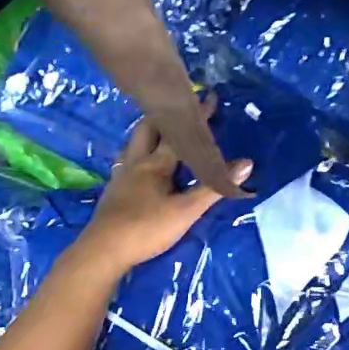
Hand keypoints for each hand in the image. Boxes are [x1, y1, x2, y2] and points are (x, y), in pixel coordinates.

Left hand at [72, 109, 253, 275]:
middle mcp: (135, 162)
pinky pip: (128, 162)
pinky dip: (140, 155)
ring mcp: (120, 177)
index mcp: (154, 163)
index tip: (209, 98)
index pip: (178, 134)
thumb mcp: (185, 211)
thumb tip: (246, 163)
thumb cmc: (145, 228)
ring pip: (134, 145)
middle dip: (164, 117)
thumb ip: (212, 188)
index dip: (196, 117)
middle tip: (179, 111)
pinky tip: (143, 167)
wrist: (102, 251)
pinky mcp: (113, 192)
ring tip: (163, 134)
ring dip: (149, 135)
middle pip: (147, 129)